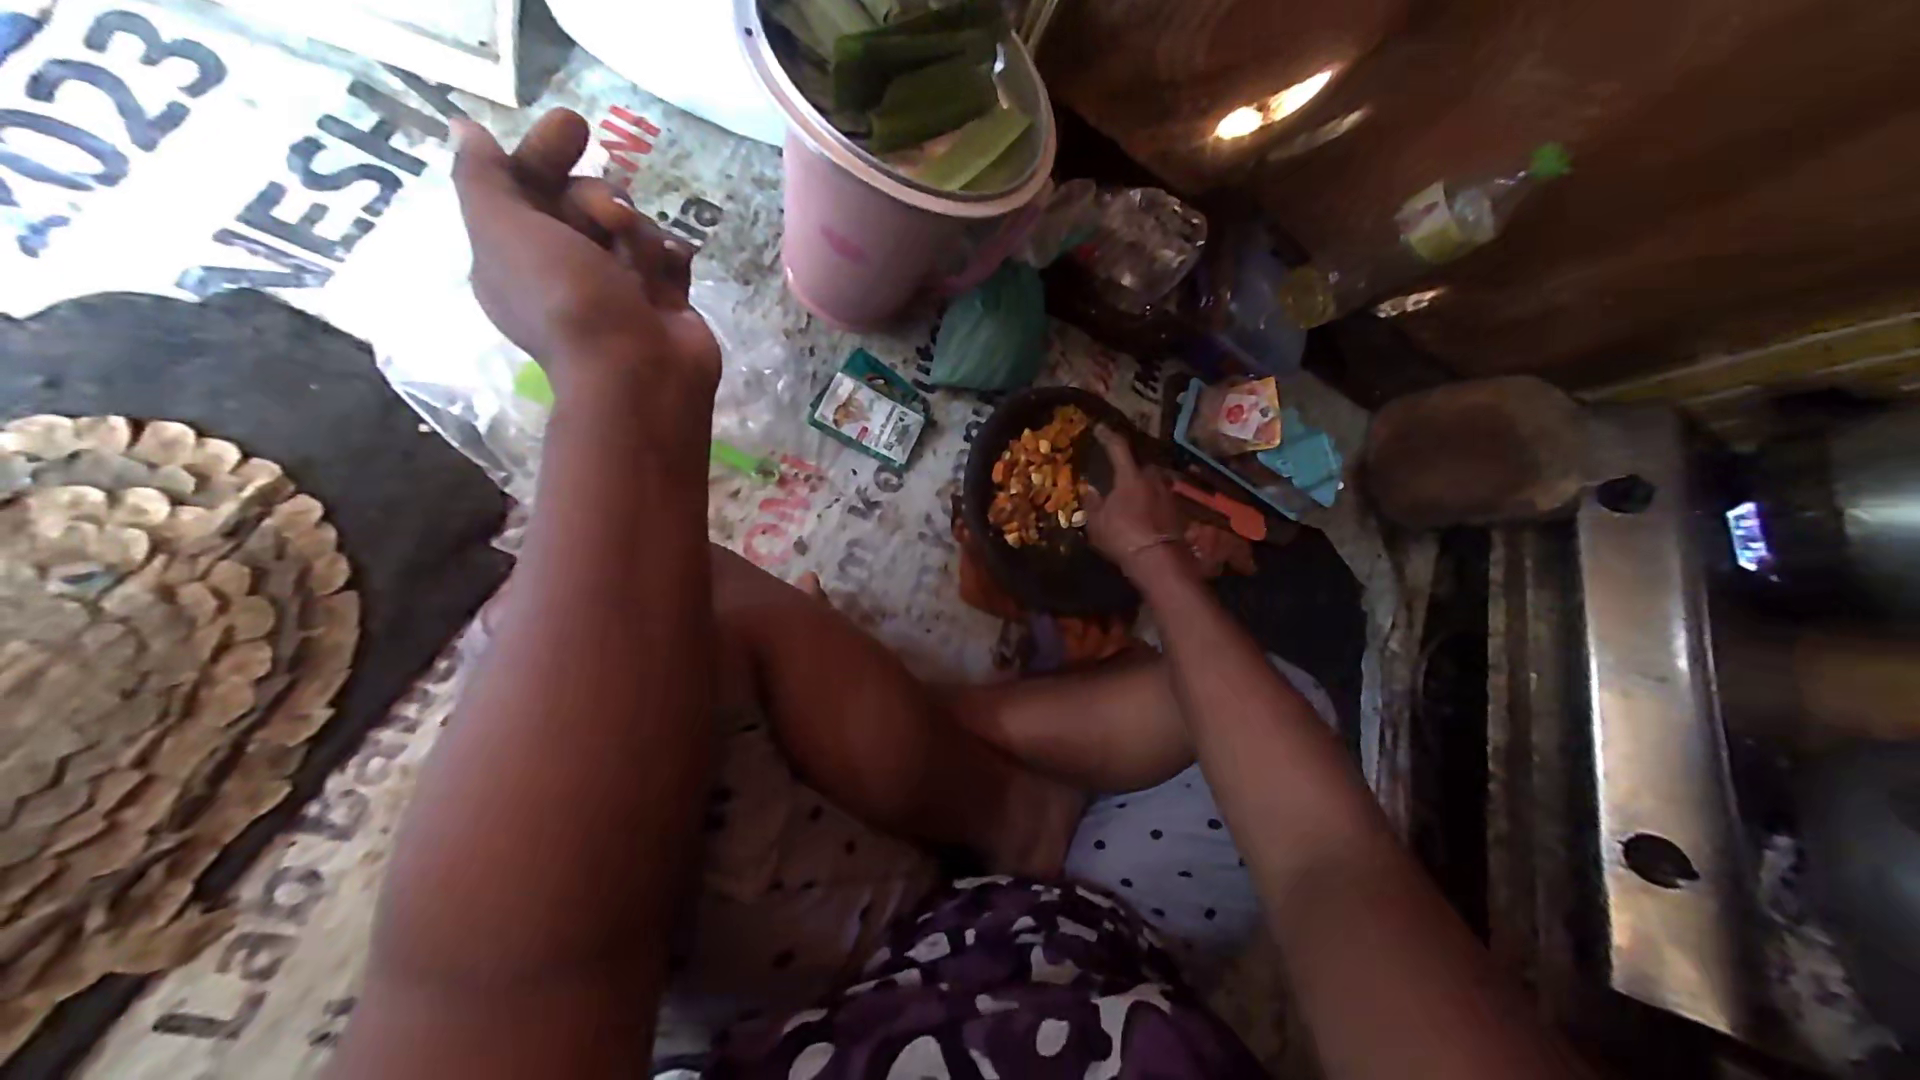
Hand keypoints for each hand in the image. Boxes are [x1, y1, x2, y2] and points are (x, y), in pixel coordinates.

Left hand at [450, 109, 719, 408]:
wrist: (638, 372)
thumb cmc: (567, 299)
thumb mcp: (503, 229)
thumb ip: (482, 177)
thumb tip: (465, 131)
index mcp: (518, 255)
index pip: (525, 186)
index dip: (543, 151)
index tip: (574, 127)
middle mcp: (566, 269)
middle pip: (582, 201)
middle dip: (597, 198)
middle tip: (610, 215)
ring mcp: (619, 287)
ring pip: (629, 227)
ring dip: (634, 232)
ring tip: (637, 259)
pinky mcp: (662, 301)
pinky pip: (666, 256)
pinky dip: (668, 254)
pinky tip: (668, 263)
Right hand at [1084, 426, 1192, 580]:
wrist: (1159, 561)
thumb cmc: (1122, 537)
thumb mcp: (1096, 523)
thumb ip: (1092, 503)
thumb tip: (1090, 490)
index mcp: (1130, 476)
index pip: (1118, 447)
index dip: (1107, 436)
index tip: (1100, 428)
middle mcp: (1152, 478)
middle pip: (1142, 464)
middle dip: (1131, 466)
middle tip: (1119, 472)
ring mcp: (1168, 494)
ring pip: (1154, 481)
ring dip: (1144, 484)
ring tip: (1133, 493)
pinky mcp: (1178, 510)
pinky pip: (1161, 498)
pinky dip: (1152, 500)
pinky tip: (1145, 510)